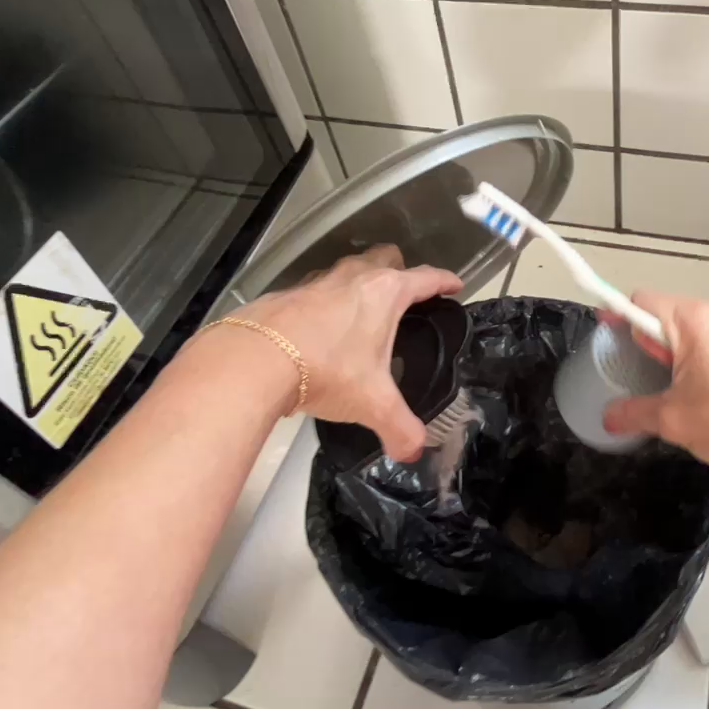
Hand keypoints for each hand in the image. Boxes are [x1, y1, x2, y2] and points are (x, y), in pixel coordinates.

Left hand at [208, 245, 461, 461]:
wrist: (253, 360)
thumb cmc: (326, 370)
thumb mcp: (372, 404)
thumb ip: (399, 427)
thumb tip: (412, 450)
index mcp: (385, 293)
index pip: (425, 278)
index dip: (444, 281)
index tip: (455, 284)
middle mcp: (354, 278)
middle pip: (385, 258)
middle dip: (399, 270)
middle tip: (405, 295)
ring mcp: (317, 282)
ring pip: (348, 270)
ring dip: (359, 283)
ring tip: (362, 313)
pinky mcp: (287, 295)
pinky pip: (316, 290)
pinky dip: (325, 303)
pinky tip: (320, 330)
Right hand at [602, 292, 708, 480]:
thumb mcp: (673, 419)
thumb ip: (633, 411)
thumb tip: (608, 417)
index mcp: (695, 319)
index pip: (641, 301)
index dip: (619, 316)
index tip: (606, 334)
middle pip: (667, 312)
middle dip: (649, 340)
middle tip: (641, 374)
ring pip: (692, 325)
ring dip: (675, 349)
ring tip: (673, 386)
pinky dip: (699, 353)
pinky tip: (701, 387)